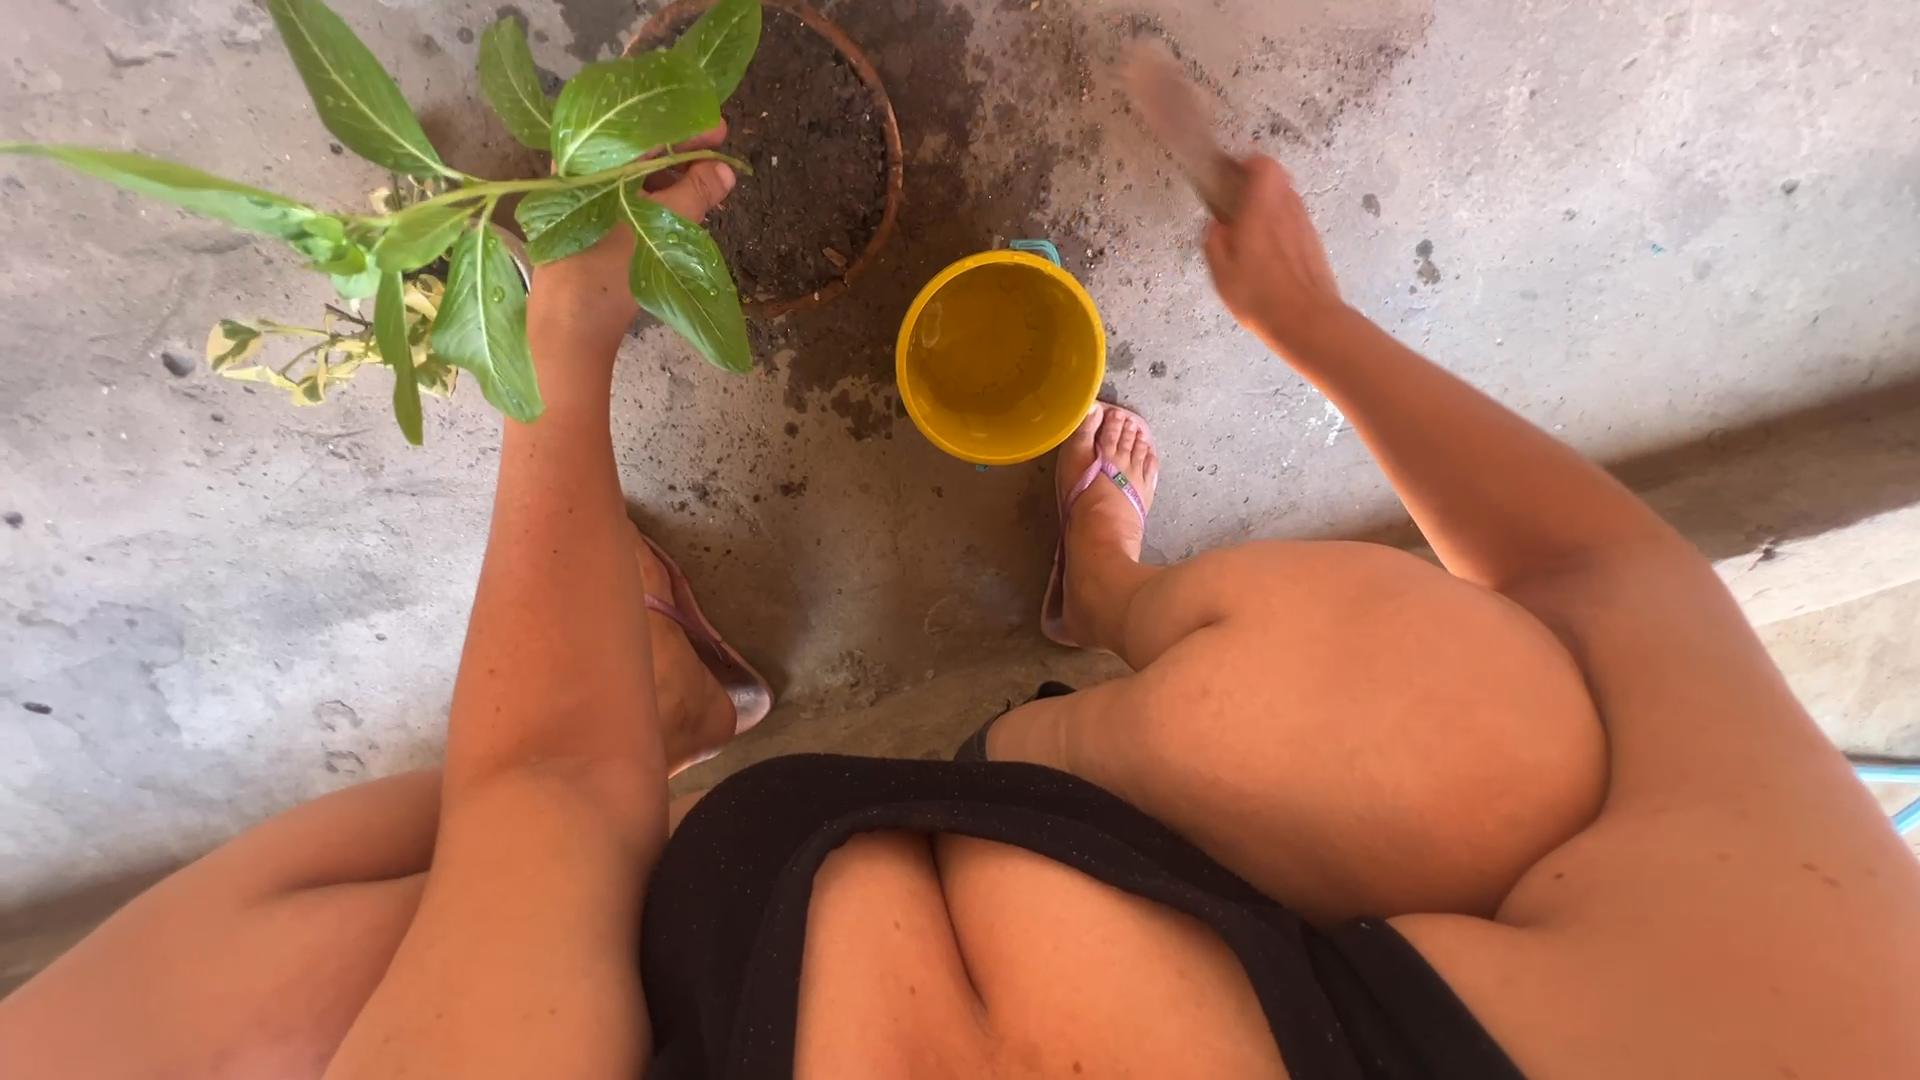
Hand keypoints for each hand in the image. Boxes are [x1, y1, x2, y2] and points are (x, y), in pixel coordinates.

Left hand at [527, 127, 736, 352]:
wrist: (571, 321)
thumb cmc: (609, 269)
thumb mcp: (660, 228)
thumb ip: (695, 194)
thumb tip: (725, 170)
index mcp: (596, 160)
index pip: (647, 129)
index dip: (686, 127)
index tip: (721, 129)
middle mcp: (586, 171)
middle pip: (641, 150)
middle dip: (682, 151)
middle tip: (720, 157)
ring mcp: (587, 199)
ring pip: (636, 176)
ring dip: (673, 177)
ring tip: (708, 185)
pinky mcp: (592, 225)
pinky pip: (630, 199)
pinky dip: (658, 198)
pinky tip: (681, 209)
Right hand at [1203, 156, 1347, 352]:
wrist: (1305, 319)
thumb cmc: (1261, 297)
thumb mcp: (1221, 273)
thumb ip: (1214, 241)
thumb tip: (1215, 227)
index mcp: (1262, 209)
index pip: (1263, 164)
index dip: (1246, 163)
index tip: (1231, 173)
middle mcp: (1288, 209)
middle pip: (1276, 180)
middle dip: (1255, 186)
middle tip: (1236, 204)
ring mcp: (1304, 225)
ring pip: (1286, 201)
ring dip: (1268, 208)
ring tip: (1249, 234)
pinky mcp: (1313, 243)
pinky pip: (1293, 223)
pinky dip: (1279, 228)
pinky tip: (1266, 255)